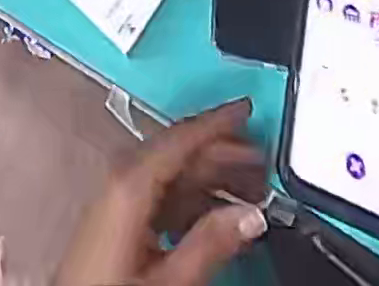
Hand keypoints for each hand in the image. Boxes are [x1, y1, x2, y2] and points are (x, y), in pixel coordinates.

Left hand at [56, 100, 270, 285]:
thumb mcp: (169, 281)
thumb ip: (210, 243)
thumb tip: (252, 214)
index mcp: (131, 182)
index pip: (181, 137)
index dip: (217, 121)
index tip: (246, 109)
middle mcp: (121, 177)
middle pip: (179, 151)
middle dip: (222, 151)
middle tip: (262, 157)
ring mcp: (117, 194)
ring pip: (172, 171)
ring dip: (211, 175)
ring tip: (250, 187)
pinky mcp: (117, 214)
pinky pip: (161, 191)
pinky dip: (192, 195)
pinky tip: (218, 211)